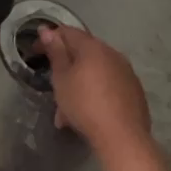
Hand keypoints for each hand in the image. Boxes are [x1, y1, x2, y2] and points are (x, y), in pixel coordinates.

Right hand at [38, 24, 151, 156]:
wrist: (123, 138)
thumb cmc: (84, 104)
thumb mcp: (61, 78)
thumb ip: (55, 52)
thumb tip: (47, 31)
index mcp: (93, 47)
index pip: (67, 32)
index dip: (49, 39)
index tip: (36, 53)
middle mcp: (113, 55)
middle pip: (83, 52)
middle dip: (66, 64)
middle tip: (52, 81)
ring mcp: (127, 74)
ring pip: (96, 71)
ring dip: (79, 81)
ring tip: (66, 106)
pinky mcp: (135, 92)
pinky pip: (109, 85)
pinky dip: (95, 92)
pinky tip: (87, 112)